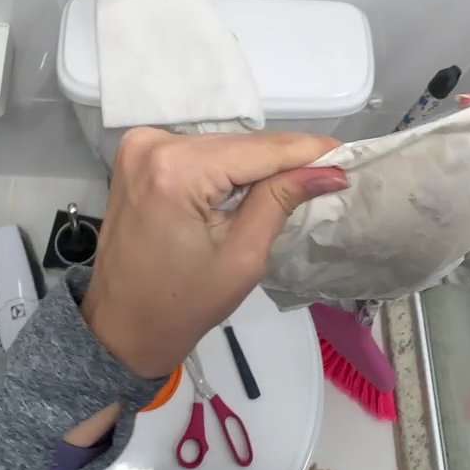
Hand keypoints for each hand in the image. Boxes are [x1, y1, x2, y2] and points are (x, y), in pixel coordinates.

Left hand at [80, 128, 347, 377]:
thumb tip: (329, 169)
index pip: (258, 149)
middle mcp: (154, 143)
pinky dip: (226, 165)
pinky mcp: (137, 153)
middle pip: (239, 144)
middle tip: (330, 172)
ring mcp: (140, 145)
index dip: (307, 151)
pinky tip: (253, 182)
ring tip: (299, 179)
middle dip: (284, 159)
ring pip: (220, 145)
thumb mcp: (243, 257)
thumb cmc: (182, 305)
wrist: (120, 326)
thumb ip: (281, 200)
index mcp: (176, 169)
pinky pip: (198, 151)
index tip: (349, 156)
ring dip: (256, 162)